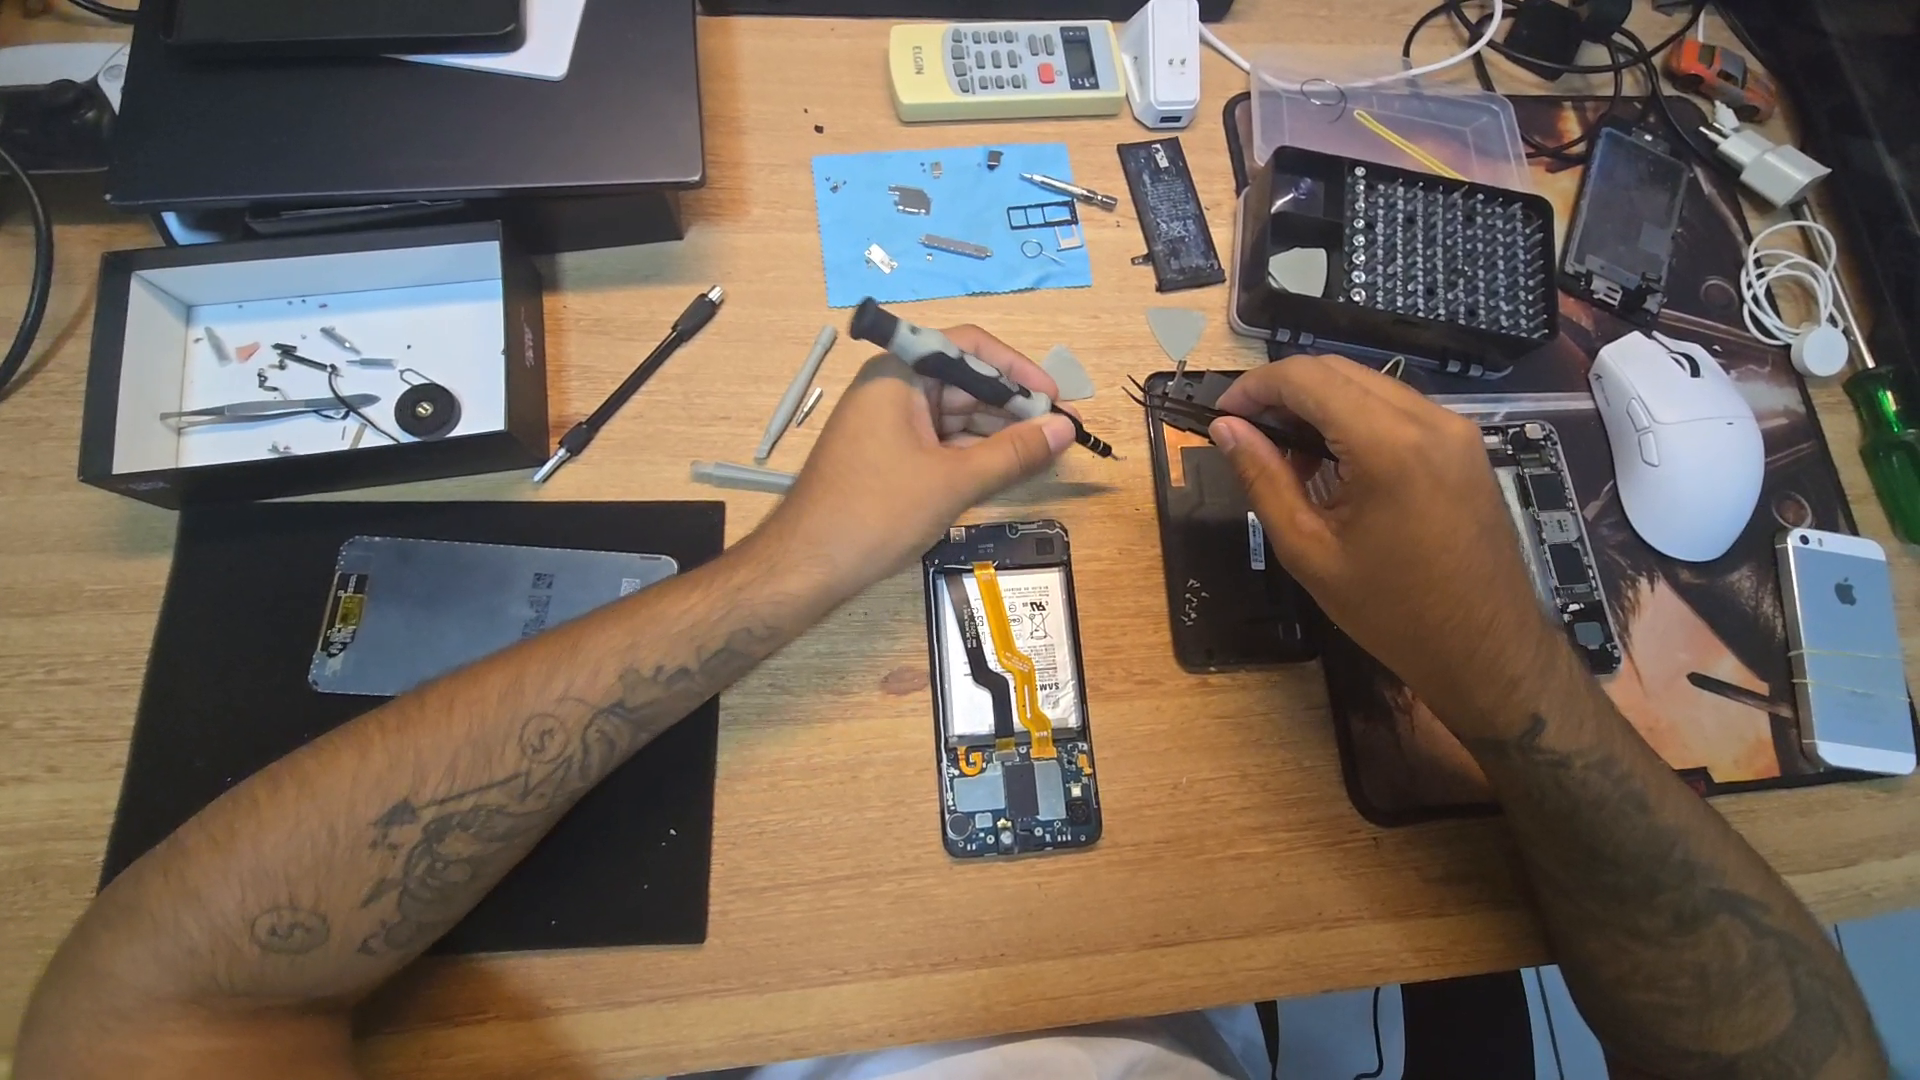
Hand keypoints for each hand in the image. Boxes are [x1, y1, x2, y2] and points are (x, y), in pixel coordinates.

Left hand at [768, 325, 1076, 591]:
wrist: (807, 566)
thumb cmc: (876, 513)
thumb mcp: (953, 481)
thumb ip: (1013, 452)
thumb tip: (1065, 428)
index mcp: (899, 374)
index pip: (969, 347)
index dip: (1018, 370)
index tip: (1055, 398)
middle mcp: (892, 389)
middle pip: (965, 382)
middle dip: (1013, 407)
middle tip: (1060, 432)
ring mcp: (888, 424)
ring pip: (956, 417)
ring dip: (998, 434)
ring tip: (1043, 453)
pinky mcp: (889, 456)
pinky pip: (941, 443)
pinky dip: (973, 455)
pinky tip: (1007, 469)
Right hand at [1209, 354, 1561, 730]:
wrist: (1484, 647)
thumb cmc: (1389, 609)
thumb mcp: (1307, 549)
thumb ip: (1263, 478)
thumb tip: (1225, 429)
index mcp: (1388, 446)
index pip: (1307, 378)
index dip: (1254, 387)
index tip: (1221, 416)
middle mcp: (1428, 420)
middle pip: (1336, 371)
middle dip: (1280, 391)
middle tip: (1244, 434)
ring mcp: (1453, 429)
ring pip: (1365, 384)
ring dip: (1314, 404)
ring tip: (1283, 455)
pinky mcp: (1462, 445)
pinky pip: (1393, 408)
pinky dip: (1349, 419)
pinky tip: (1329, 464)